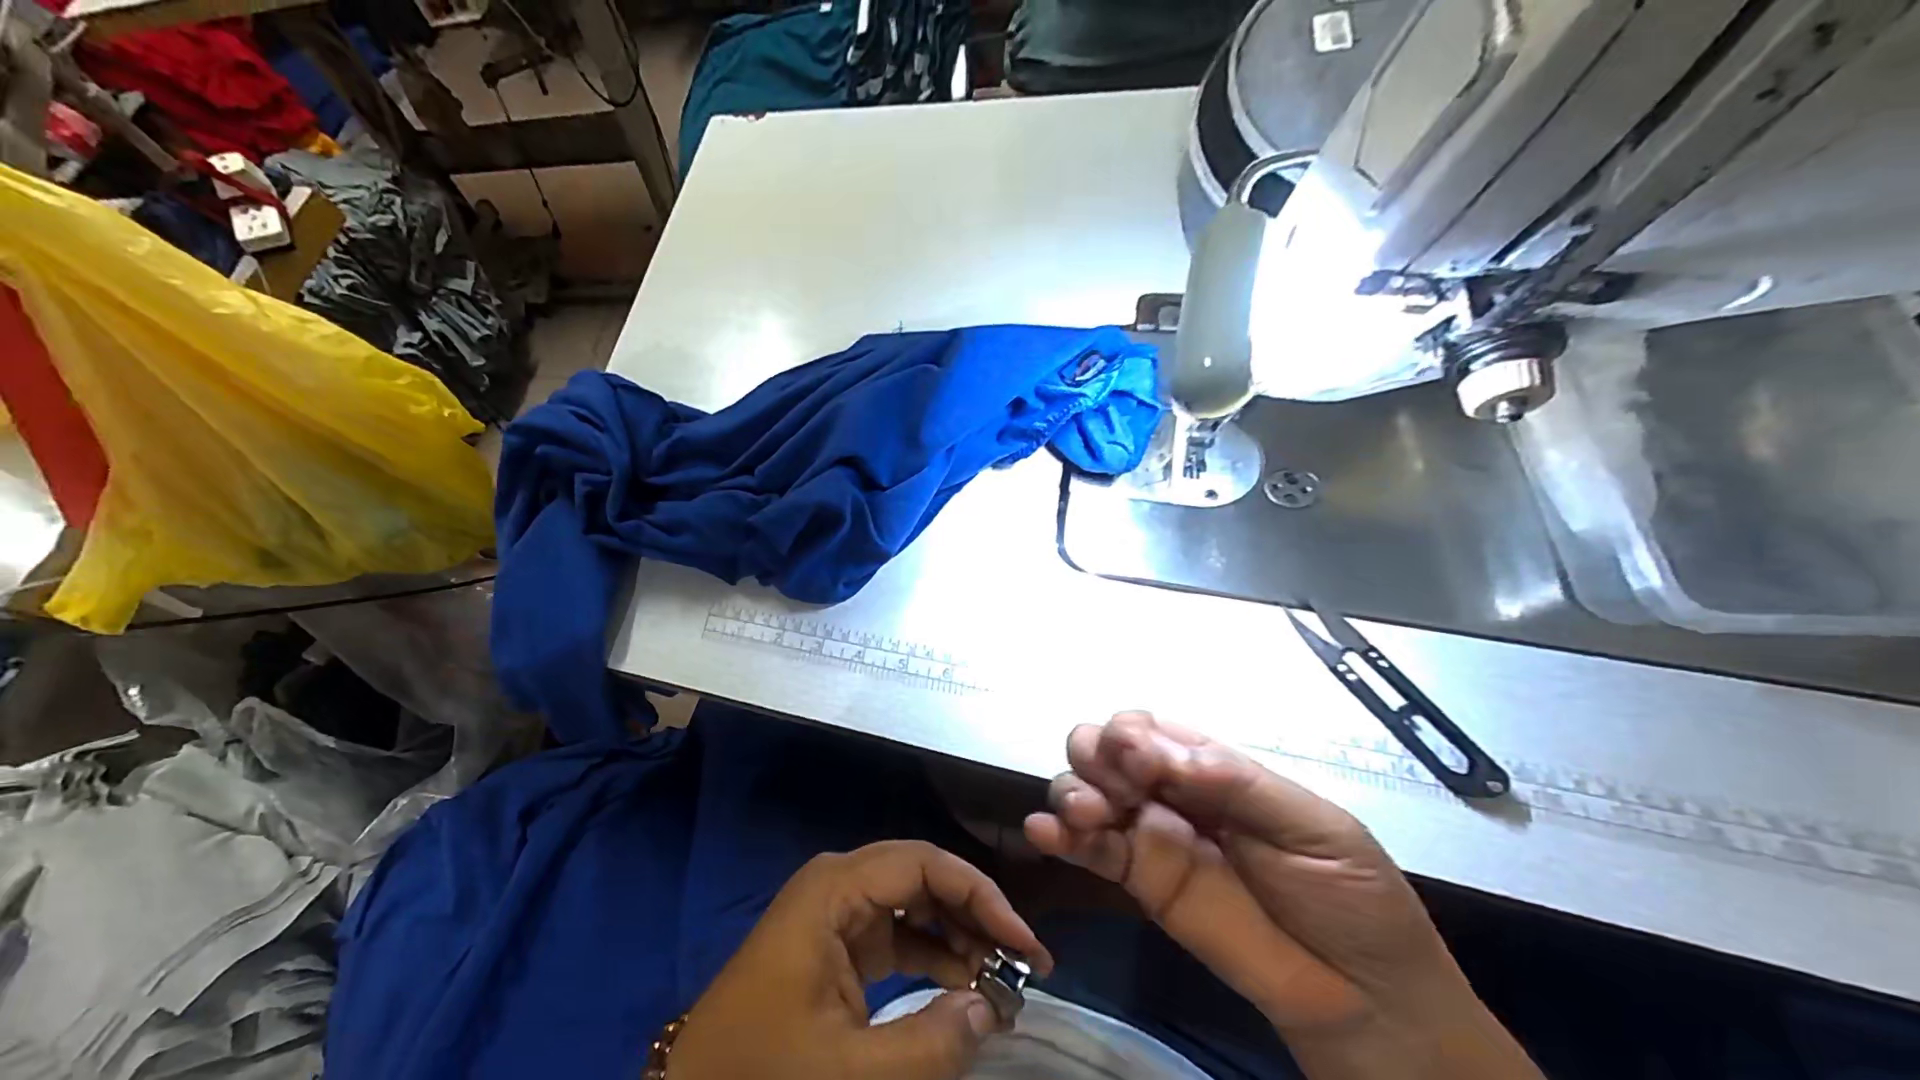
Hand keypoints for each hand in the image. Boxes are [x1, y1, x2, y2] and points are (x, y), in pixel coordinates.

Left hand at [667, 840, 1053, 1079]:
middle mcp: (837, 886)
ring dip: (959, 936)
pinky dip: (934, 956)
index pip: (925, 864)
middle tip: (1023, 960)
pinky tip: (963, 985)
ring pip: (914, 904)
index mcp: (834, 888)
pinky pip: (898, 934)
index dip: (981, 896)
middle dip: (976, 913)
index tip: (1024, 944)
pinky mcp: (834, 946)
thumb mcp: (851, 1074)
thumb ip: (933, 1043)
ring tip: (1001, 978)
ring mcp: (834, 915)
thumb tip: (993, 1008)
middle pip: (923, 877)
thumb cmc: (765, 1074)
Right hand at [1024, 712, 1539, 1079]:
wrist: (1365, 1001)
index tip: (1137, 753)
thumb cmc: (1353, 898)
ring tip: (1084, 813)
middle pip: (1111, 752)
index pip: (1157, 729)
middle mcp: (1174, 793)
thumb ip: (1240, 785)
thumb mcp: (1314, 826)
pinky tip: (1046, 833)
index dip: (1135, 730)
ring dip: (1074, 790)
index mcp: (1217, 769)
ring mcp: (1152, 838)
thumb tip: (1168, 757)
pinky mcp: (1139, 884)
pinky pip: (1089, 850)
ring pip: (1090, 793)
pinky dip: (1059, 836)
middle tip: (1116, 782)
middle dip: (1097, 752)